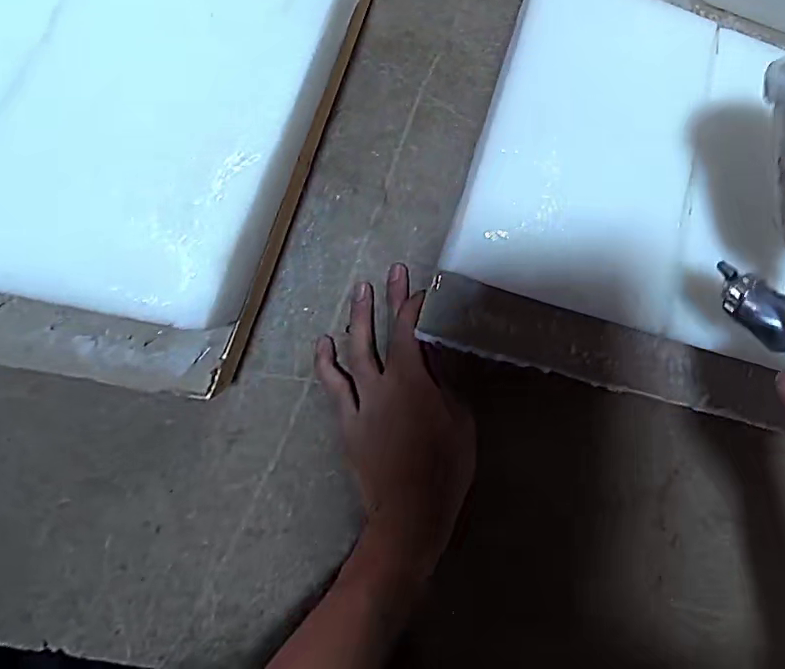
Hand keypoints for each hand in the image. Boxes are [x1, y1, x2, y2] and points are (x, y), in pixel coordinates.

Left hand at [315, 264, 475, 584]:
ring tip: (357, 293)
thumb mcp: (459, 418)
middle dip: (385, 299)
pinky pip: (334, 387)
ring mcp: (360, 403)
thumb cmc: (445, 465)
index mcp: (412, 379)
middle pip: (380, 333)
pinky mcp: (347, 423)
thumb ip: (445, 382)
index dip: (416, 305)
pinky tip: (325, 345)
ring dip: (355, 320)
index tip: (424, 290)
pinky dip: (328, 363)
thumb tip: (436, 355)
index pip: (411, 330)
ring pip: (352, 353)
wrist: (409, 513)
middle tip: (390, 271)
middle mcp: (382, 383)